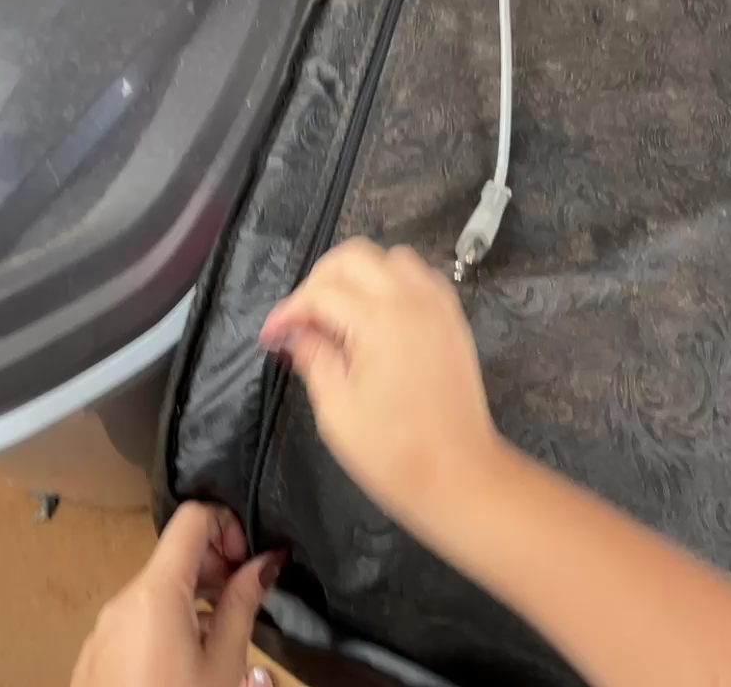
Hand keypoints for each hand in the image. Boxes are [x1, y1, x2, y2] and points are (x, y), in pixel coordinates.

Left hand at [71, 501, 283, 686]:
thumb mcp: (225, 662)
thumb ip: (244, 600)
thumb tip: (267, 561)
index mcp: (154, 591)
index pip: (193, 517)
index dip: (228, 525)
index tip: (248, 564)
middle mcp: (121, 601)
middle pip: (175, 553)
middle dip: (217, 564)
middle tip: (245, 600)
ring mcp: (101, 633)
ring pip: (157, 589)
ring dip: (196, 595)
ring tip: (221, 638)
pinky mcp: (93, 662)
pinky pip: (137, 620)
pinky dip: (169, 622)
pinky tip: (187, 665)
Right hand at [259, 239, 502, 525]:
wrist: (459, 474)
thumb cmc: (392, 452)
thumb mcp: (337, 410)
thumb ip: (313, 358)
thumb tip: (292, 332)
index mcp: (379, 321)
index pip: (321, 292)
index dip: (288, 310)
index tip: (271, 335)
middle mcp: (411, 299)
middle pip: (355, 256)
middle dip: (320, 279)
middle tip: (302, 316)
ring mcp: (437, 303)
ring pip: (390, 257)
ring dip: (358, 274)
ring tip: (338, 311)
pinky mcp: (453, 315)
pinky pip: (419, 275)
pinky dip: (393, 280)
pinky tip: (377, 313)